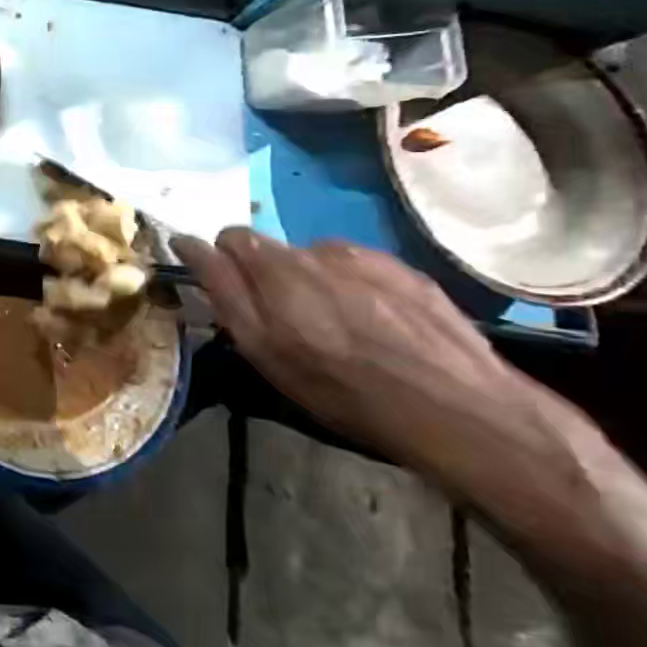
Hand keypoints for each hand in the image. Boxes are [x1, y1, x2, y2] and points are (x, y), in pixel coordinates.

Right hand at [172, 228, 555, 490]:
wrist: (457, 408)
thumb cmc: (339, 387)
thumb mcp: (263, 349)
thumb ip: (224, 290)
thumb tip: (189, 245)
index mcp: (274, 268)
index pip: (227, 239)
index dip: (215, 258)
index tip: (214, 282)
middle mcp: (314, 252)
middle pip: (270, 246)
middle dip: (259, 271)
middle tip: (275, 316)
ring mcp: (364, 258)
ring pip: (312, 257)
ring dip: (305, 278)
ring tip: (327, 323)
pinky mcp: (404, 271)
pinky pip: (356, 266)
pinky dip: (347, 284)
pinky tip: (368, 322)